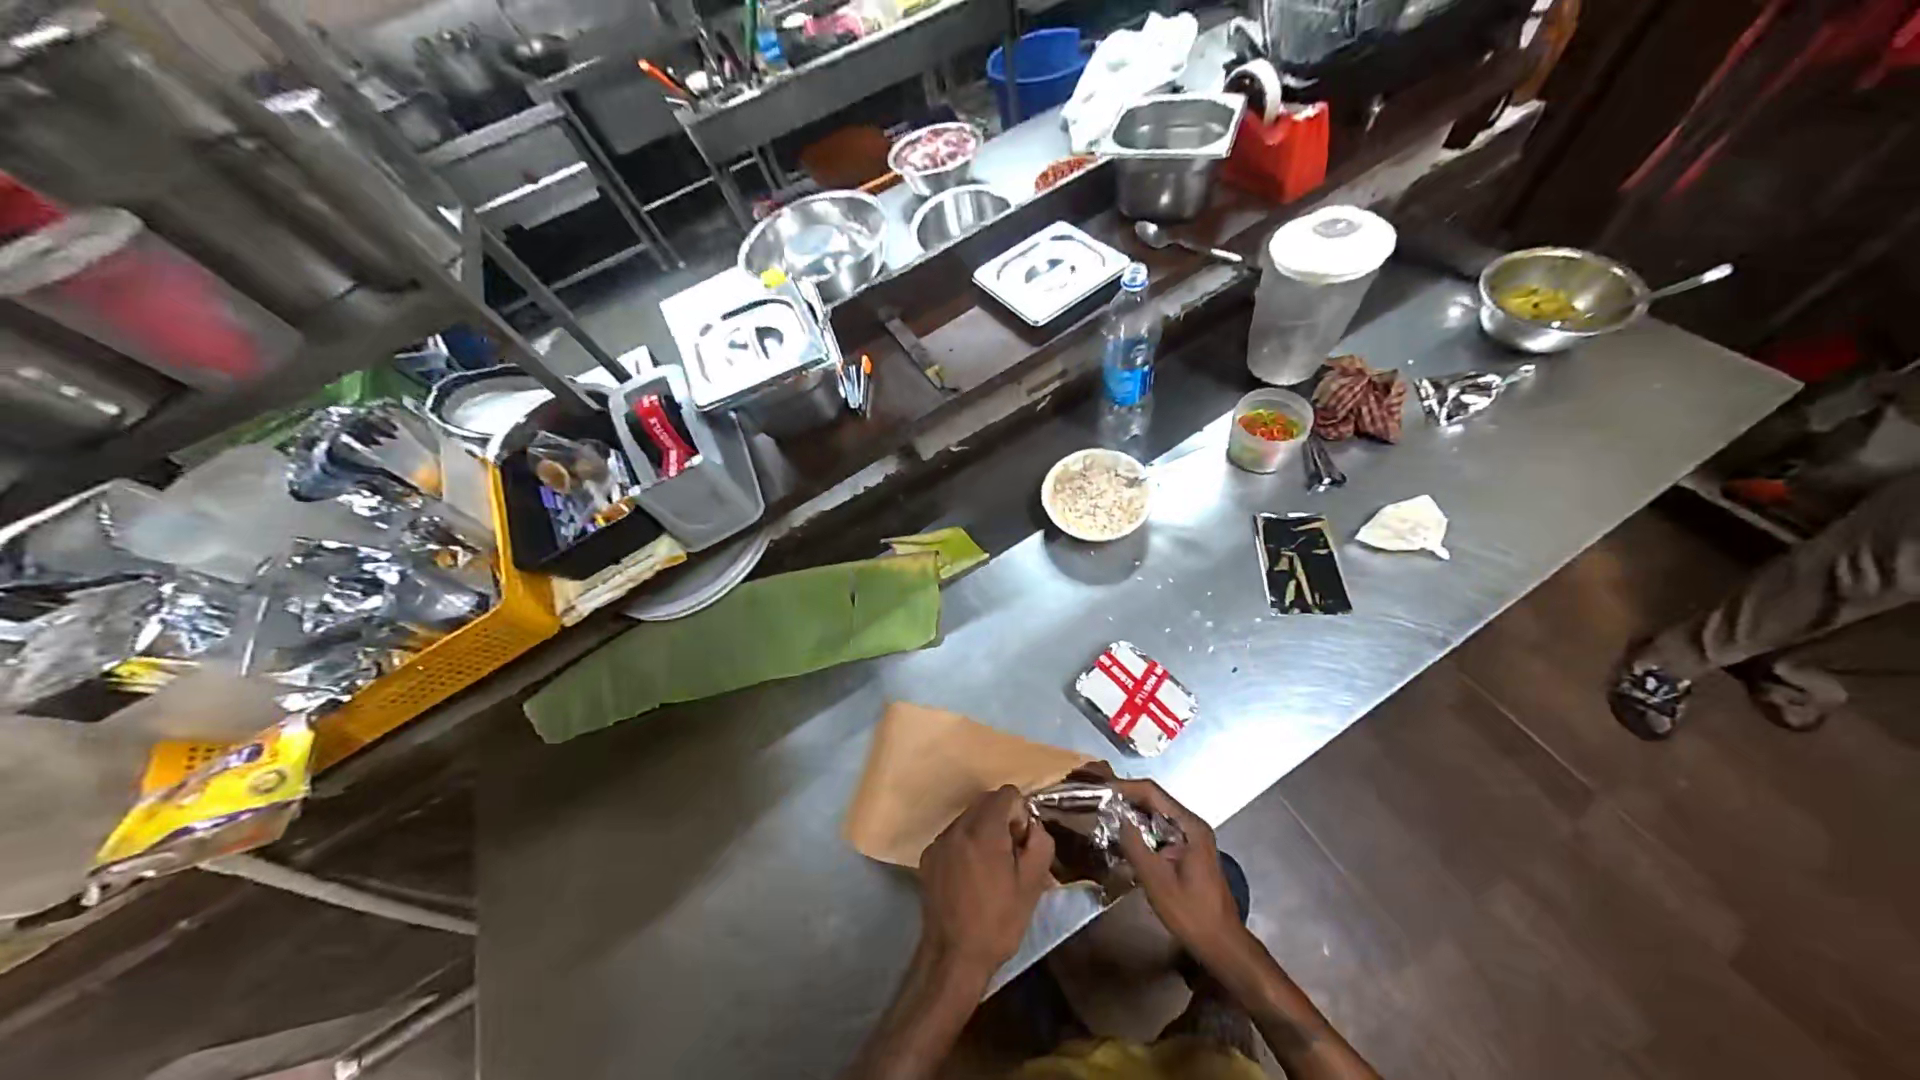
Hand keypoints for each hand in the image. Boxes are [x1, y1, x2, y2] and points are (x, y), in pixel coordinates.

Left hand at [917, 785, 1055, 975]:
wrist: (954, 957)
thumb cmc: (998, 922)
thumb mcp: (1033, 884)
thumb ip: (1039, 843)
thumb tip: (1032, 826)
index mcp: (983, 831)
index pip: (1007, 794)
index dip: (1021, 814)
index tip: (1021, 844)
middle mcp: (957, 828)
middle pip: (986, 802)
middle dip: (1003, 819)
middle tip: (1011, 855)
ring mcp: (939, 842)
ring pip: (968, 818)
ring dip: (984, 831)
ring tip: (992, 869)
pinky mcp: (928, 858)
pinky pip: (953, 837)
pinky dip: (966, 845)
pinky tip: (971, 878)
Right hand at [1109, 775, 1249, 964]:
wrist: (1222, 944)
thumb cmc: (1191, 913)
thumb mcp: (1156, 880)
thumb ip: (1135, 845)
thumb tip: (1116, 817)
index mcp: (1189, 826)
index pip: (1152, 792)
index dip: (1124, 787)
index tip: (1099, 790)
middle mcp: (1192, 825)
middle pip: (1154, 800)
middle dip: (1125, 799)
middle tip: (1096, 803)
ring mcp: (1191, 838)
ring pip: (1156, 815)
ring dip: (1131, 815)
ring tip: (1104, 817)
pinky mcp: (1187, 851)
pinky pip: (1160, 831)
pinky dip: (1141, 830)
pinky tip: (1123, 839)